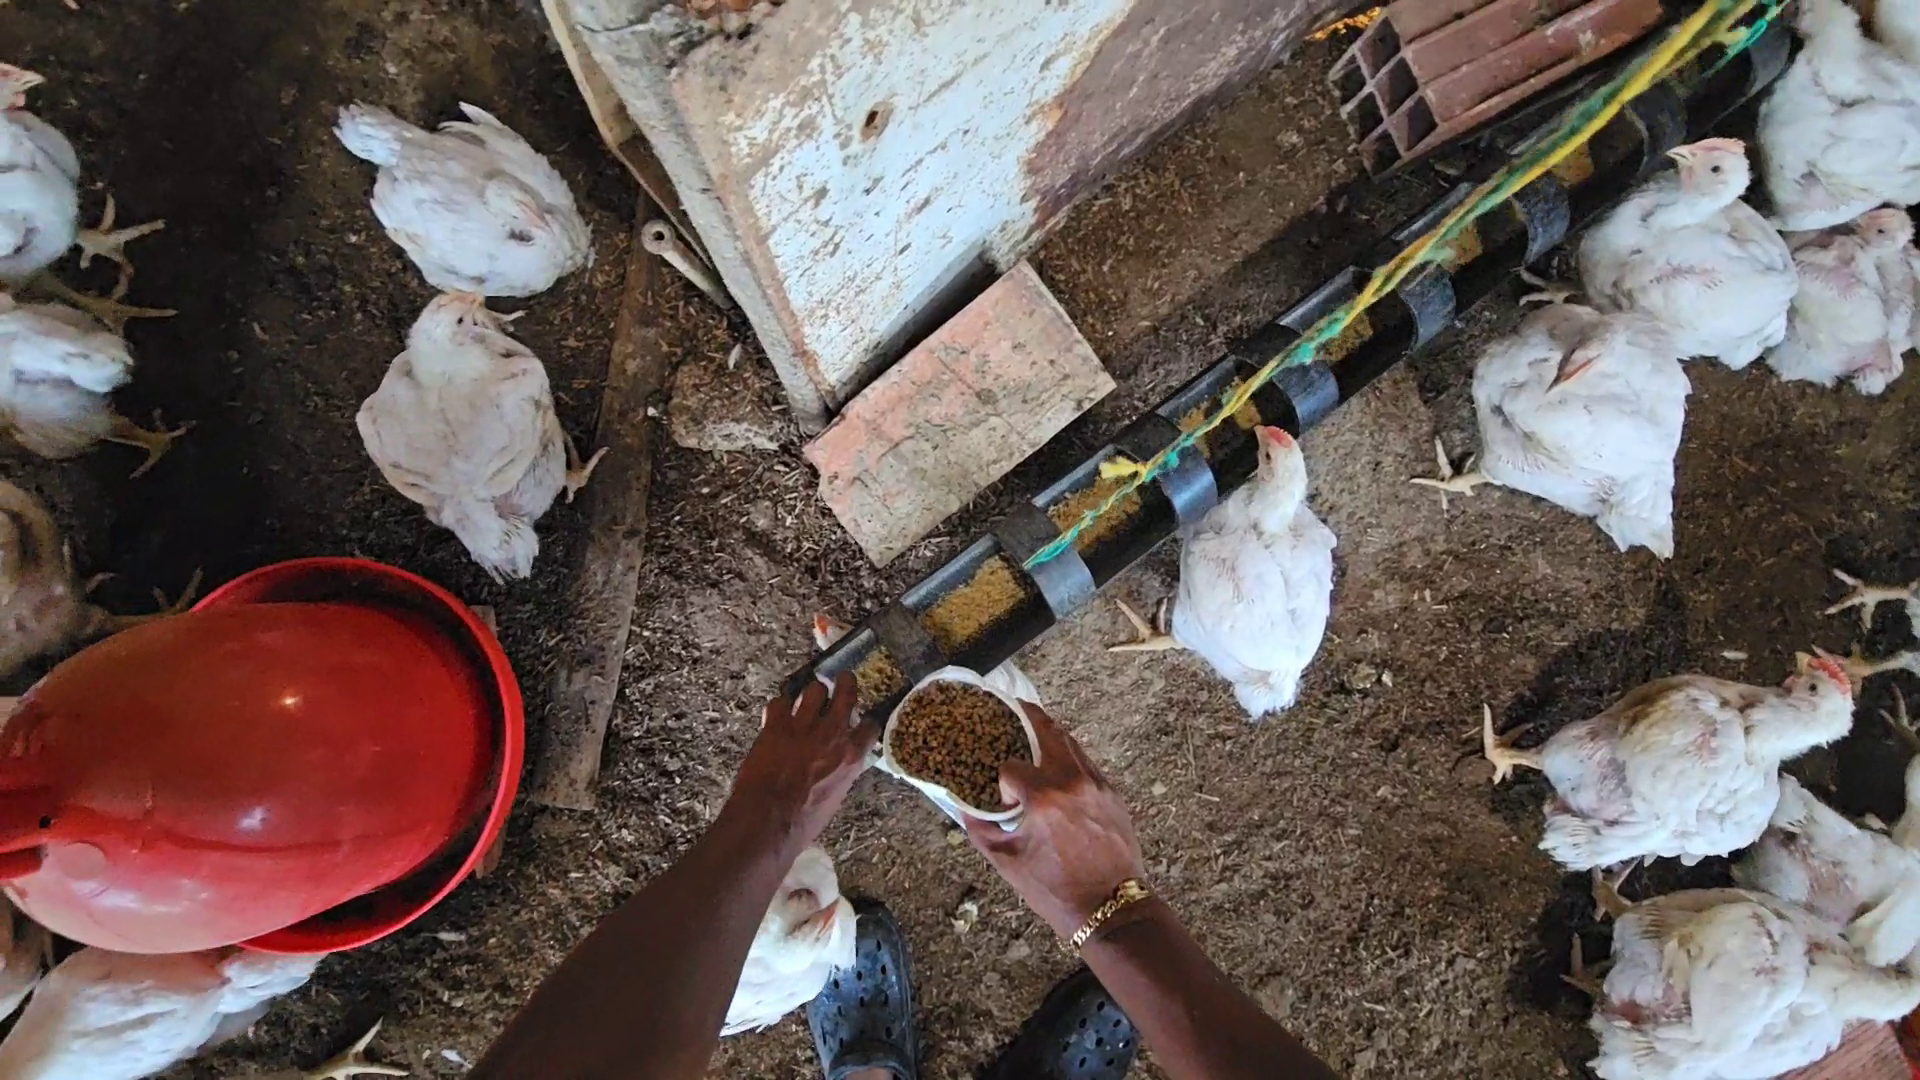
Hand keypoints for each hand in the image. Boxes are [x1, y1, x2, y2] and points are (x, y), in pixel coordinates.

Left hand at [730, 673, 877, 848]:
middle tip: (843, 678)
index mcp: (851, 755)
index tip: (864, 717)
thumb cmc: (803, 821)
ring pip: (813, 690)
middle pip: (846, 692)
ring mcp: (803, 725)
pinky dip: (779, 707)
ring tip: (806, 699)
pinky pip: (779, 702)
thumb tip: (838, 764)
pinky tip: (777, 714)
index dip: (868, 719)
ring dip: (810, 694)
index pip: (870, 725)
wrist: (768, 821)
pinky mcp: (776, 724)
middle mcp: (832, 733)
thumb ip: (840, 771)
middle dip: (846, 682)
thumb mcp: (835, 797)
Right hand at [965, 703, 1145, 938]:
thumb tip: (964, 807)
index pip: (1011, 767)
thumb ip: (980, 829)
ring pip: (1069, 741)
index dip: (1002, 782)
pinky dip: (1068, 755)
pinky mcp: (1111, 792)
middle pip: (1046, 730)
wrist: (1111, 909)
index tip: (1005, 804)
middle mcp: (1071, 781)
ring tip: (1033, 731)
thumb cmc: (1055, 889)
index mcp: (1043, 798)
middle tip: (1012, 709)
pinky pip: (1085, 761)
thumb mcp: (1007, 862)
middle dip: (1026, 717)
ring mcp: (1096, 783)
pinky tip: (1059, 765)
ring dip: (1049, 733)